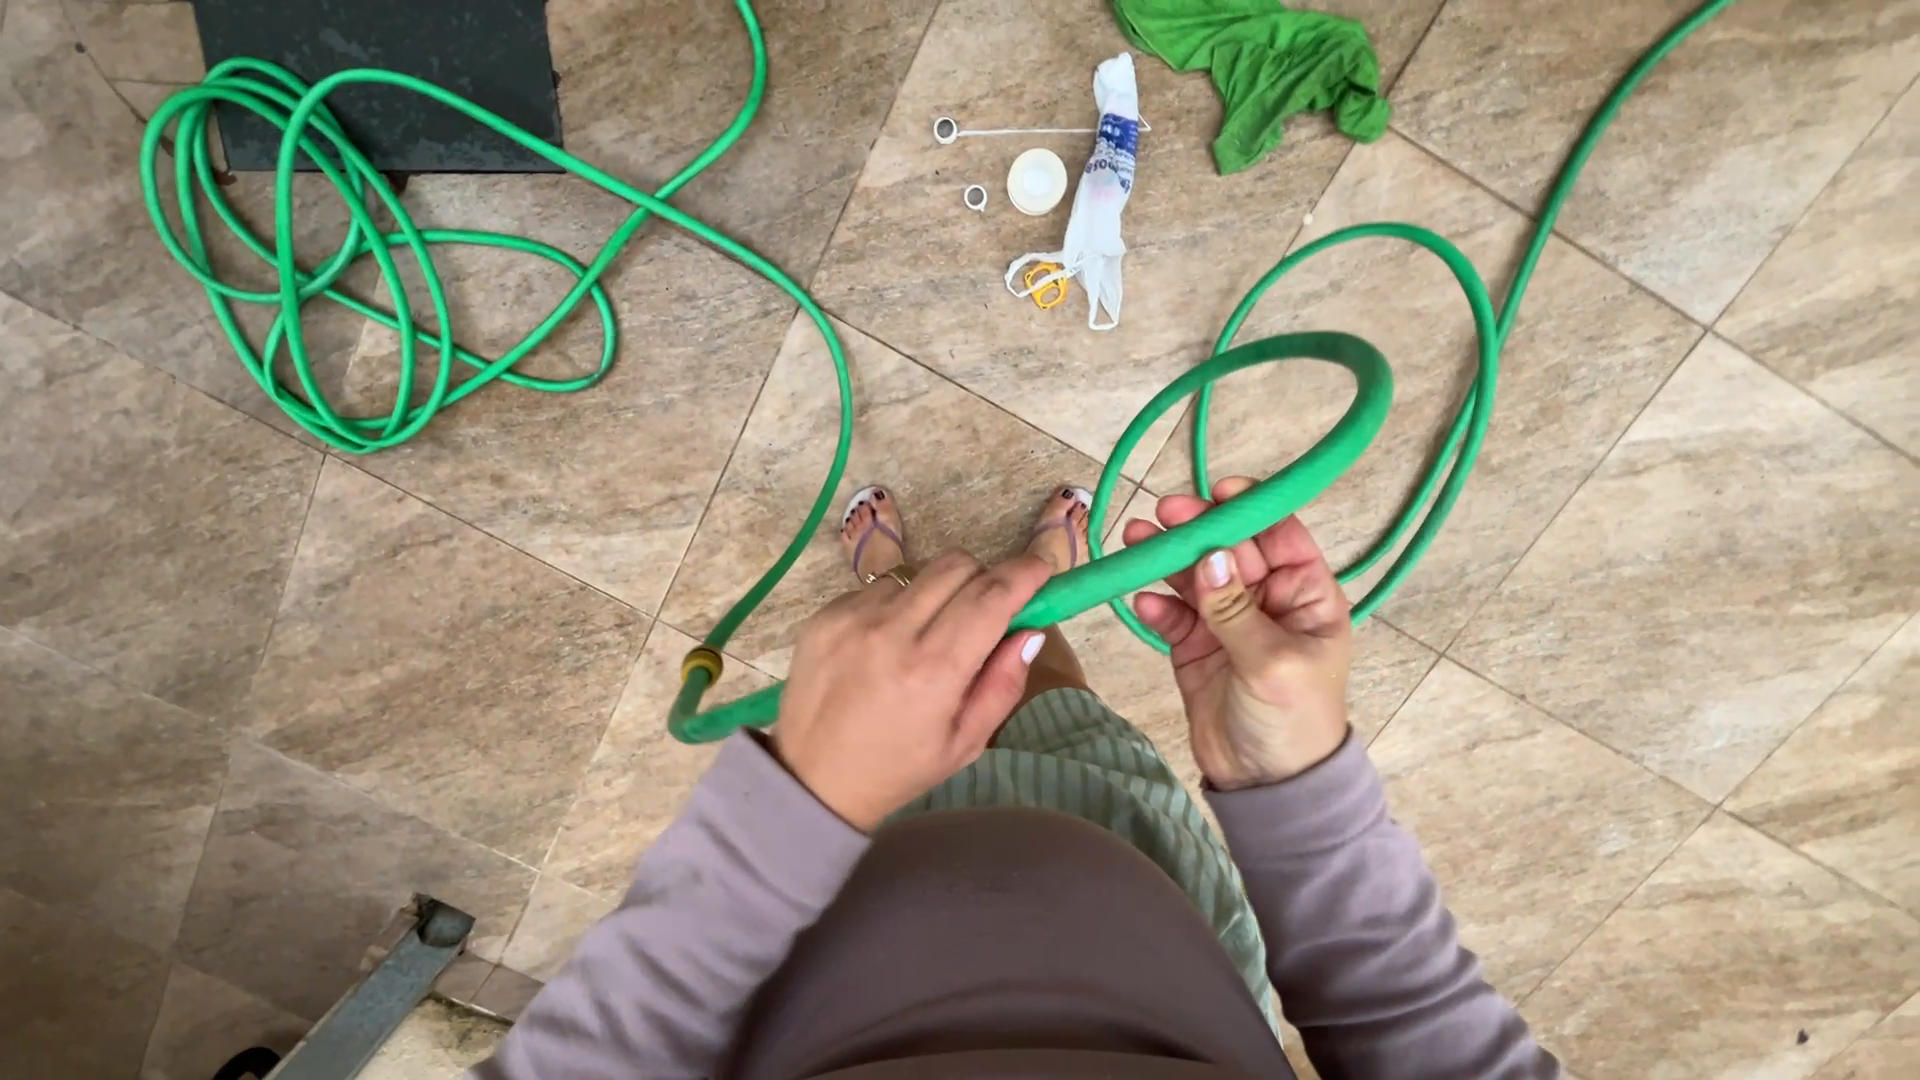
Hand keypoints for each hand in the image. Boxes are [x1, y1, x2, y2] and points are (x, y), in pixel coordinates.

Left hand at [773, 551, 1051, 830]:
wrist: (811, 780)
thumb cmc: (898, 768)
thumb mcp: (965, 742)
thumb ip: (1004, 683)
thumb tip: (1031, 630)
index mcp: (934, 669)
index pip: (991, 596)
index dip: (1023, 573)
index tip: (1040, 567)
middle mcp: (892, 632)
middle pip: (957, 566)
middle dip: (983, 579)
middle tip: (983, 612)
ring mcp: (853, 618)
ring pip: (918, 574)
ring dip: (936, 595)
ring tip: (924, 637)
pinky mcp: (826, 614)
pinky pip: (878, 589)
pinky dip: (896, 606)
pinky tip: (885, 645)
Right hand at [1122, 477, 1352, 789]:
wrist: (1265, 783)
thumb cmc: (1292, 720)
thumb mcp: (1271, 663)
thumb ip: (1235, 609)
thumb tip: (1209, 557)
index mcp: (1305, 595)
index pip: (1279, 536)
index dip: (1250, 510)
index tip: (1217, 493)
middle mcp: (1265, 599)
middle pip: (1227, 548)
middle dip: (1196, 529)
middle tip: (1161, 513)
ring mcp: (1226, 620)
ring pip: (1193, 575)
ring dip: (1165, 559)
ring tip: (1133, 540)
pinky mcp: (1194, 643)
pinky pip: (1172, 614)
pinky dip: (1156, 606)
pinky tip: (1143, 603)